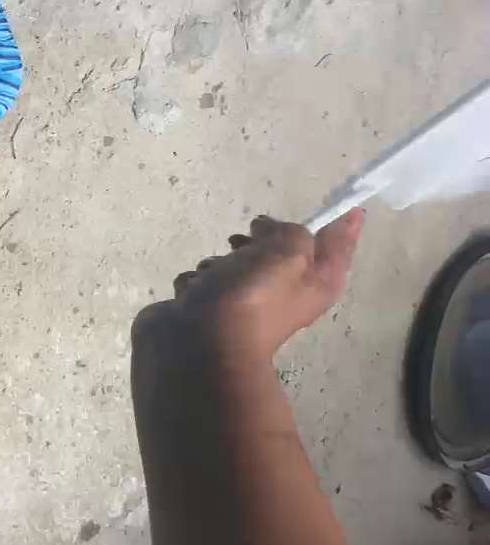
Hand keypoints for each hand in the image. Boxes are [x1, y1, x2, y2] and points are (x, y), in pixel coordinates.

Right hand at [133, 210, 363, 365]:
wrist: (201, 339)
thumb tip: (274, 228)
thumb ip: (291, 232)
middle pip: (279, 250)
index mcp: (318, 280)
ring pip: (234, 262)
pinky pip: (205, 279)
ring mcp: (247, 298)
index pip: (339, 243)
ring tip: (213, 274)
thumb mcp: (285, 255)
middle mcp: (288, 289)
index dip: (343, 222)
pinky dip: (198, 280)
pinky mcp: (211, 305)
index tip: (348, 204)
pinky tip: (195, 290)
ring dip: (220, 261)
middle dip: (257, 240)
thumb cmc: (249, 296)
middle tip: (244, 240)